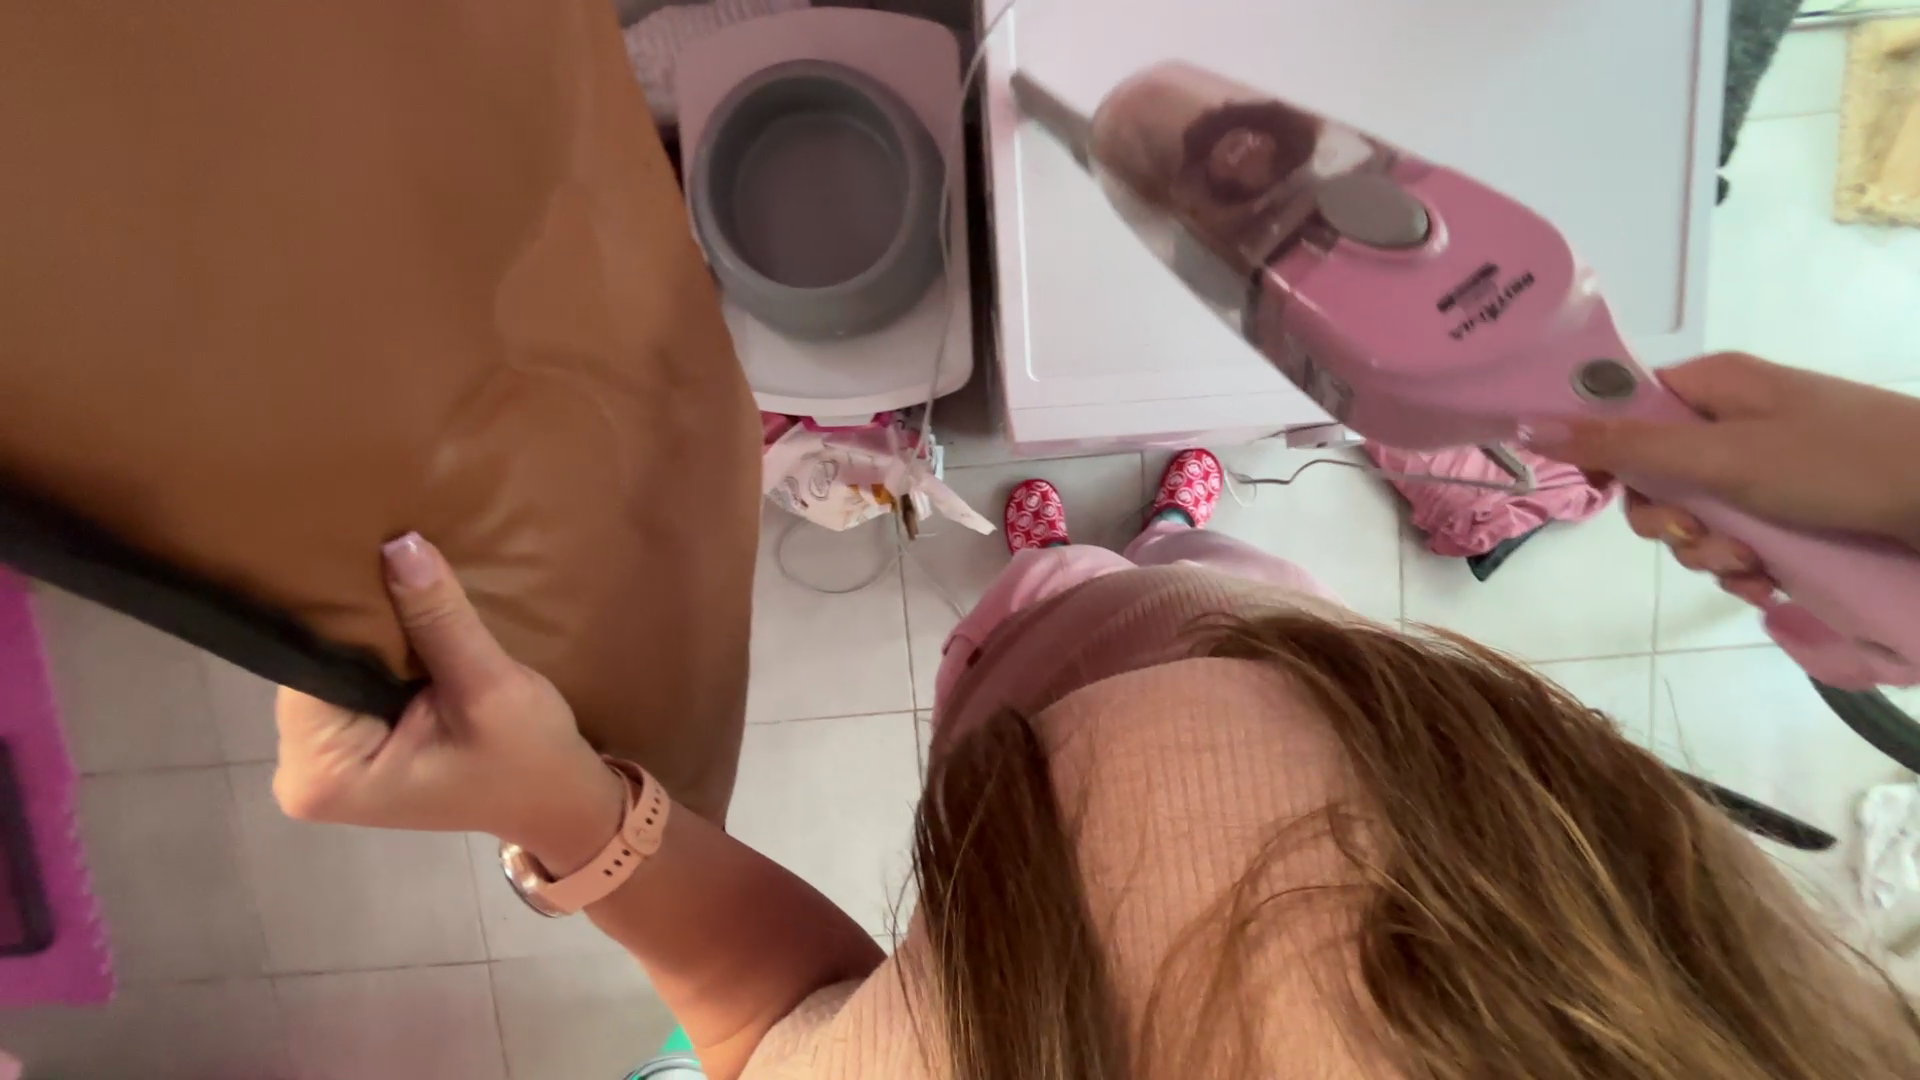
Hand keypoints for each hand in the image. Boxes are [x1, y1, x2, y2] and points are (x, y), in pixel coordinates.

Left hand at [274, 533, 624, 874]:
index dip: (351, 620)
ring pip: (339, 678)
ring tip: (417, 604)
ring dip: (382, 646)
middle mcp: (304, 776)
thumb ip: (441, 620)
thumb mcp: (490, 686)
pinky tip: (421, 640)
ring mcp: (328, 769)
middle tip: (409, 579)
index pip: (310, 669)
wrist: (561, 799)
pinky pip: (358, 692)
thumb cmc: (529, 755)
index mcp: (324, 774)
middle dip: (369, 633)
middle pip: (318, 673)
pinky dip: (391, 666)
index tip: (384, 570)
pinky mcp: (357, 756)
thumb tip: (400, 544)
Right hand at [1525, 353, 1919, 603]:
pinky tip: (1767, 580)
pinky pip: (1732, 538)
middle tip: (1696, 536)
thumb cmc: (1844, 464)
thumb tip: (1526, 425)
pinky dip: (1741, 566)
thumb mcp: (1718, 455)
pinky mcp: (1793, 506)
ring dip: (1706, 552)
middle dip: (1667, 522)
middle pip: (1650, 475)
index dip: (1607, 456)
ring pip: (1689, 516)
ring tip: (1751, 567)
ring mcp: (1764, 465)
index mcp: (1711, 389)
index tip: (1618, 491)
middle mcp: (1731, 421)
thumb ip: (1619, 445)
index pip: (1620, 413)